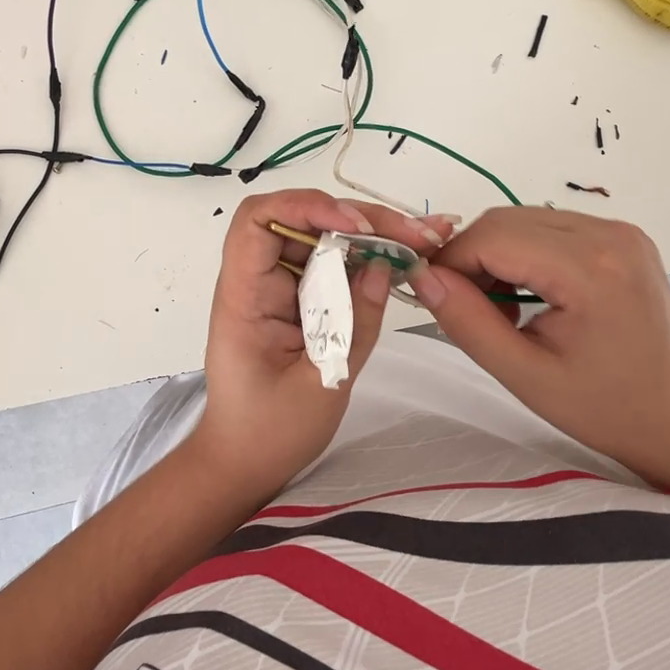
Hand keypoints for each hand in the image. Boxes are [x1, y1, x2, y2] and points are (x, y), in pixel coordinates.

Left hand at [192, 190, 452, 496]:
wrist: (245, 462)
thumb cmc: (269, 432)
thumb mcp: (322, 383)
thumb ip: (354, 324)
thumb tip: (382, 267)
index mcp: (244, 297)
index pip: (259, 222)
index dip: (306, 207)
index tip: (357, 227)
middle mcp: (258, 281)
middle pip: (301, 221)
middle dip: (360, 218)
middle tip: (418, 234)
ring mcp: (279, 289)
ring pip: (321, 238)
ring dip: (372, 234)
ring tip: (424, 240)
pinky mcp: (299, 300)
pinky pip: (331, 265)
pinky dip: (367, 257)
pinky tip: (406, 256)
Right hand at [407, 208, 669, 490]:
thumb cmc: (607, 408)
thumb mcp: (525, 375)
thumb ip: (467, 322)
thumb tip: (421, 277)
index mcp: (589, 269)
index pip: (492, 237)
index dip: (450, 261)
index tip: (432, 297)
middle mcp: (608, 234)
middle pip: (507, 220)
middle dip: (471, 256)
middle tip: (463, 306)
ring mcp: (620, 231)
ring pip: (525, 220)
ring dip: (496, 254)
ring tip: (497, 307)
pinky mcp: (624, 238)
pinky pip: (552, 229)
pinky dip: (524, 253)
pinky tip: (526, 294)